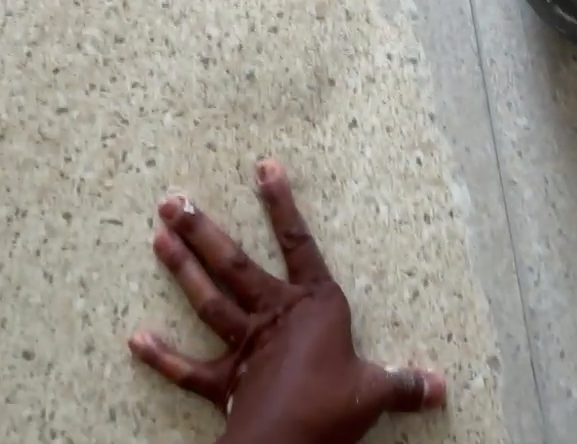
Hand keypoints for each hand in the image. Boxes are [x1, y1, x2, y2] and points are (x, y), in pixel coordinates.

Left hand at [129, 159, 446, 443]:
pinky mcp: (223, 383)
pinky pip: (187, 369)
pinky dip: (161, 356)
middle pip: (234, 264)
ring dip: (181, 269)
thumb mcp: (375, 392)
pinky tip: (135, 338)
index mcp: (313, 304)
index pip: (299, 242)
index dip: (282, 204)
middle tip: (173, 200)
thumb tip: (441, 388)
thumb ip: (405, 384)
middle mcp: (274, 314)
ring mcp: (244, 346)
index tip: (264, 167)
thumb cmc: (331, 409)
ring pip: (208, 300)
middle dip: (203, 229)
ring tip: (158, 235)